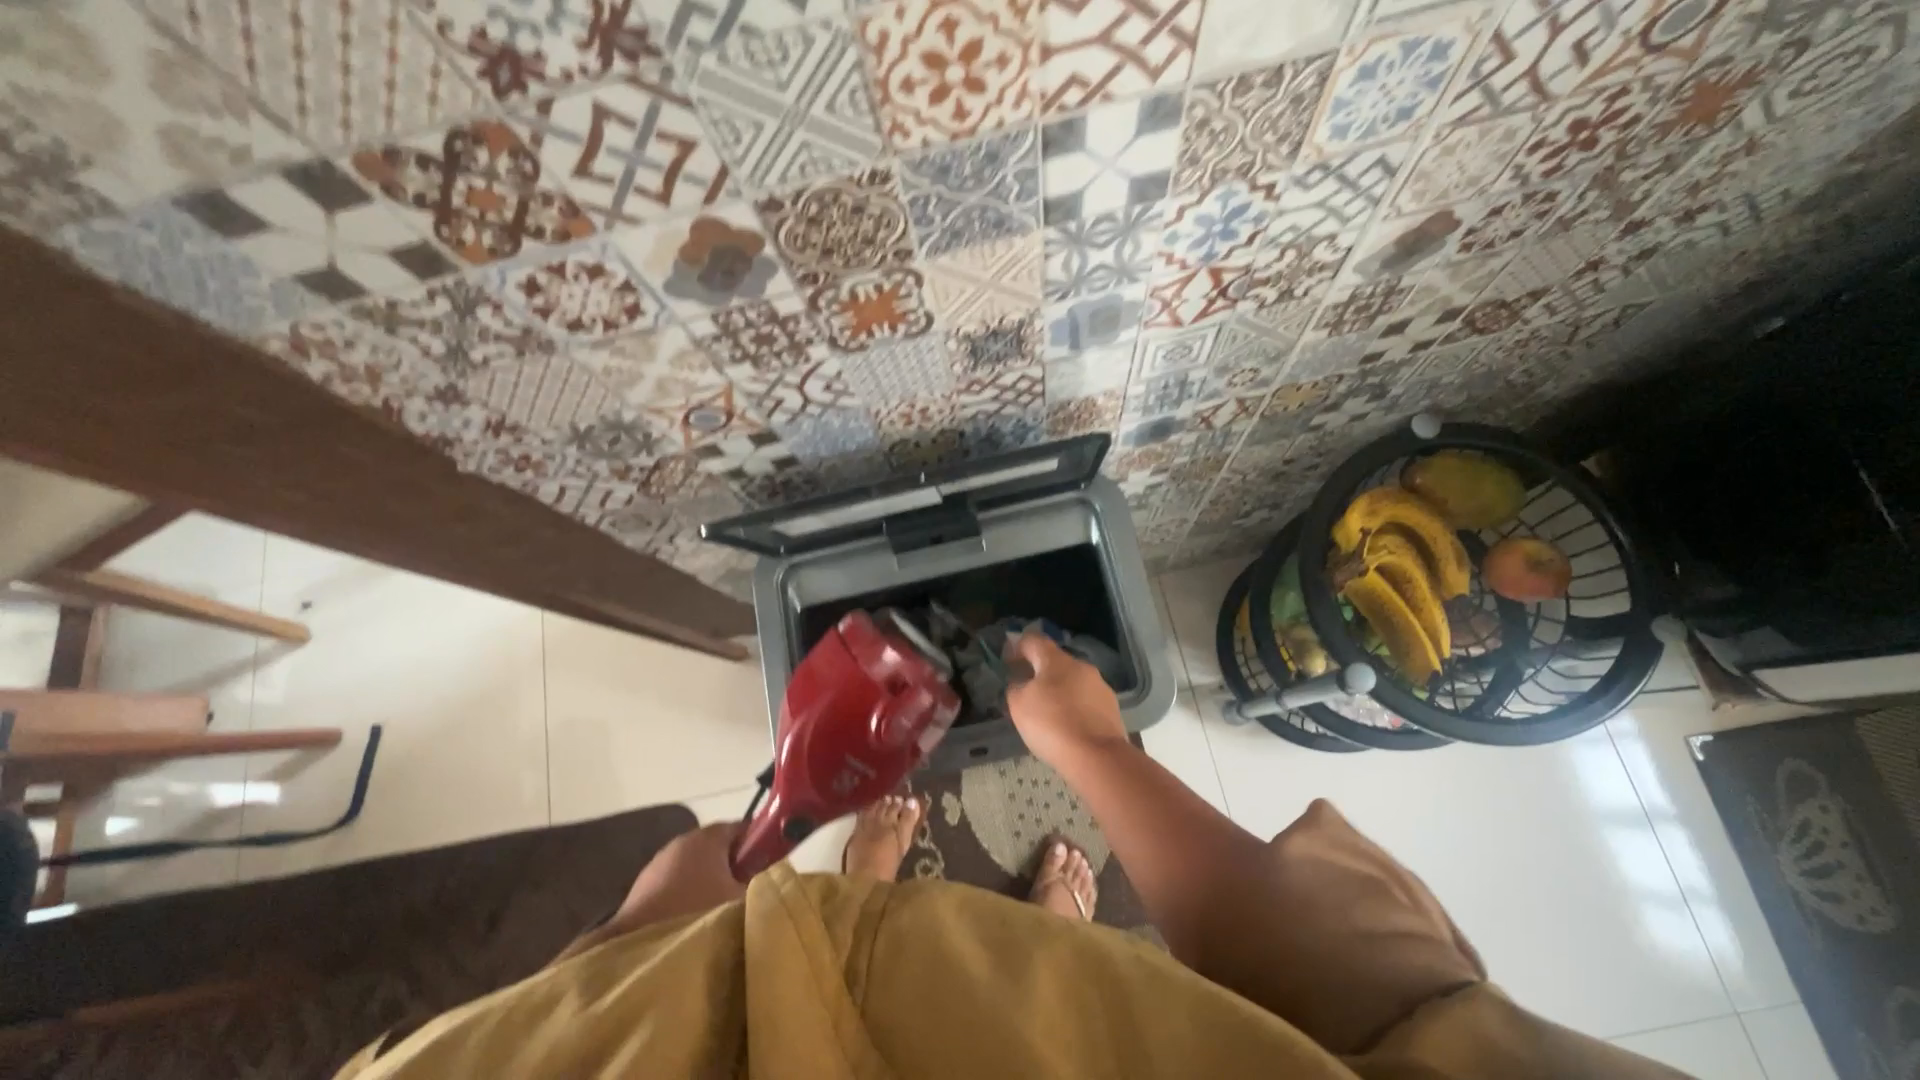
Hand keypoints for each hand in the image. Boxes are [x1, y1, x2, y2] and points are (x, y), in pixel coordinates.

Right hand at [1005, 630, 1127, 769]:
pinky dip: (1075, 709)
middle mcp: (1082, 667)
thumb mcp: (1019, 705)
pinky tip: (1068, 727)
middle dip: (1040, 673)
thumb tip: (1021, 683)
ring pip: (1074, 683)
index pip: (1034, 641)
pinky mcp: (1112, 708)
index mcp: (1057, 660)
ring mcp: (1100, 687)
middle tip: (1026, 692)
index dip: (1018, 647)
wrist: (1097, 756)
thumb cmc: (1052, 725)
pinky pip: (1086, 702)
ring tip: (1048, 714)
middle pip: (1056, 662)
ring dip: (1059, 692)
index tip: (1008, 661)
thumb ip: (1016, 688)